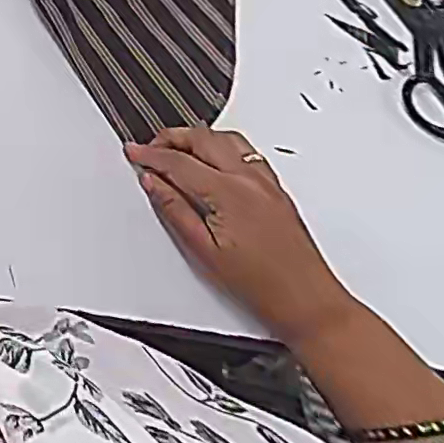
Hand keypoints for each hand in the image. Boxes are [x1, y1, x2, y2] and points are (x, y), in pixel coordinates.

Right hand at [126, 128, 360, 344]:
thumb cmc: (264, 287)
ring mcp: (266, 183)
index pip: (178, 161)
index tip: (134, 153)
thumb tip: (154, 184)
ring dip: (196, 138)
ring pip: (225, 138)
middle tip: (149, 150)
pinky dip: (220, 144)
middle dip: (170, 138)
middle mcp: (250, 181)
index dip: (150, 154)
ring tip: (176, 150)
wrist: (309, 305)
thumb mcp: (203, 251)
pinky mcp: (276, 189)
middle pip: (201, 138)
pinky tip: (210, 157)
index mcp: (229, 193)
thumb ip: (174, 210)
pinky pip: (245, 150)